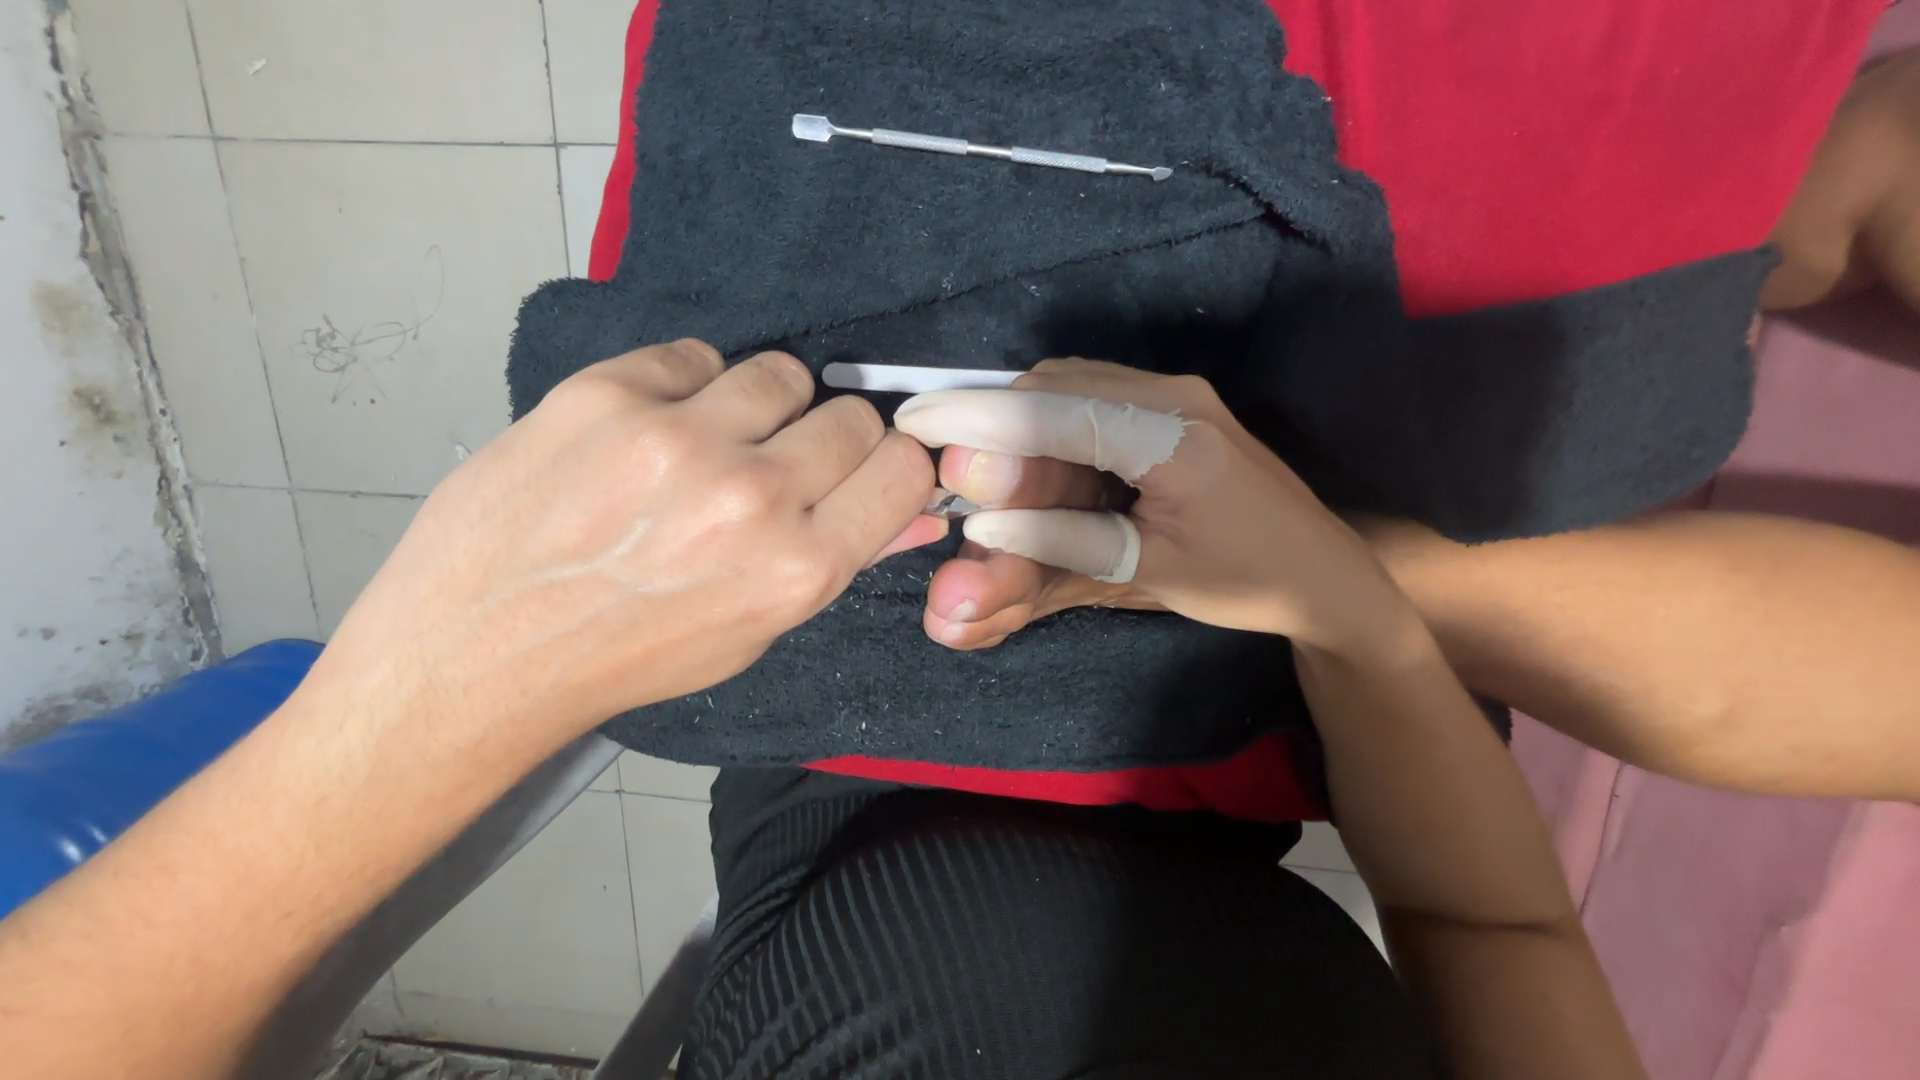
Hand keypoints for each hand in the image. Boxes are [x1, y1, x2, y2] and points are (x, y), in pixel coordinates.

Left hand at [315, 341, 941, 739]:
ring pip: (780, 373)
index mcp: (797, 568)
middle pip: (851, 416)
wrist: (478, 654)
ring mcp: (676, 437)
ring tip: (710, 444)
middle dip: (827, 441)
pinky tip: (651, 431)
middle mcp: (750, 496)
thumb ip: (839, 561)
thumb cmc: (630, 658)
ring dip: (761, 407)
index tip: (859, 473)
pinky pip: (693, 356)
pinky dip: (686, 388)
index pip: (903, 468)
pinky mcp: (604, 393)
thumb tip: (918, 512)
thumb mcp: (753, 632)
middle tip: (776, 468)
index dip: (889, 467)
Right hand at [895, 359, 1413, 655]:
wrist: (1325, 570)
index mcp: (1171, 435)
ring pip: (1070, 387)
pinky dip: (1050, 423)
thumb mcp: (1150, 570)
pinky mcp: (1175, 405)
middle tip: (946, 465)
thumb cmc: (1245, 580)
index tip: (916, 423)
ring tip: (981, 469)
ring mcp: (1177, 393)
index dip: (979, 419)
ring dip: (1019, 421)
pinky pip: (1093, 397)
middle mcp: (1171, 394)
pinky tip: (1031, 459)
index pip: (1054, 414)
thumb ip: (1064, 542)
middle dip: (991, 419)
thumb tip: (982, 527)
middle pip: (1055, 387)